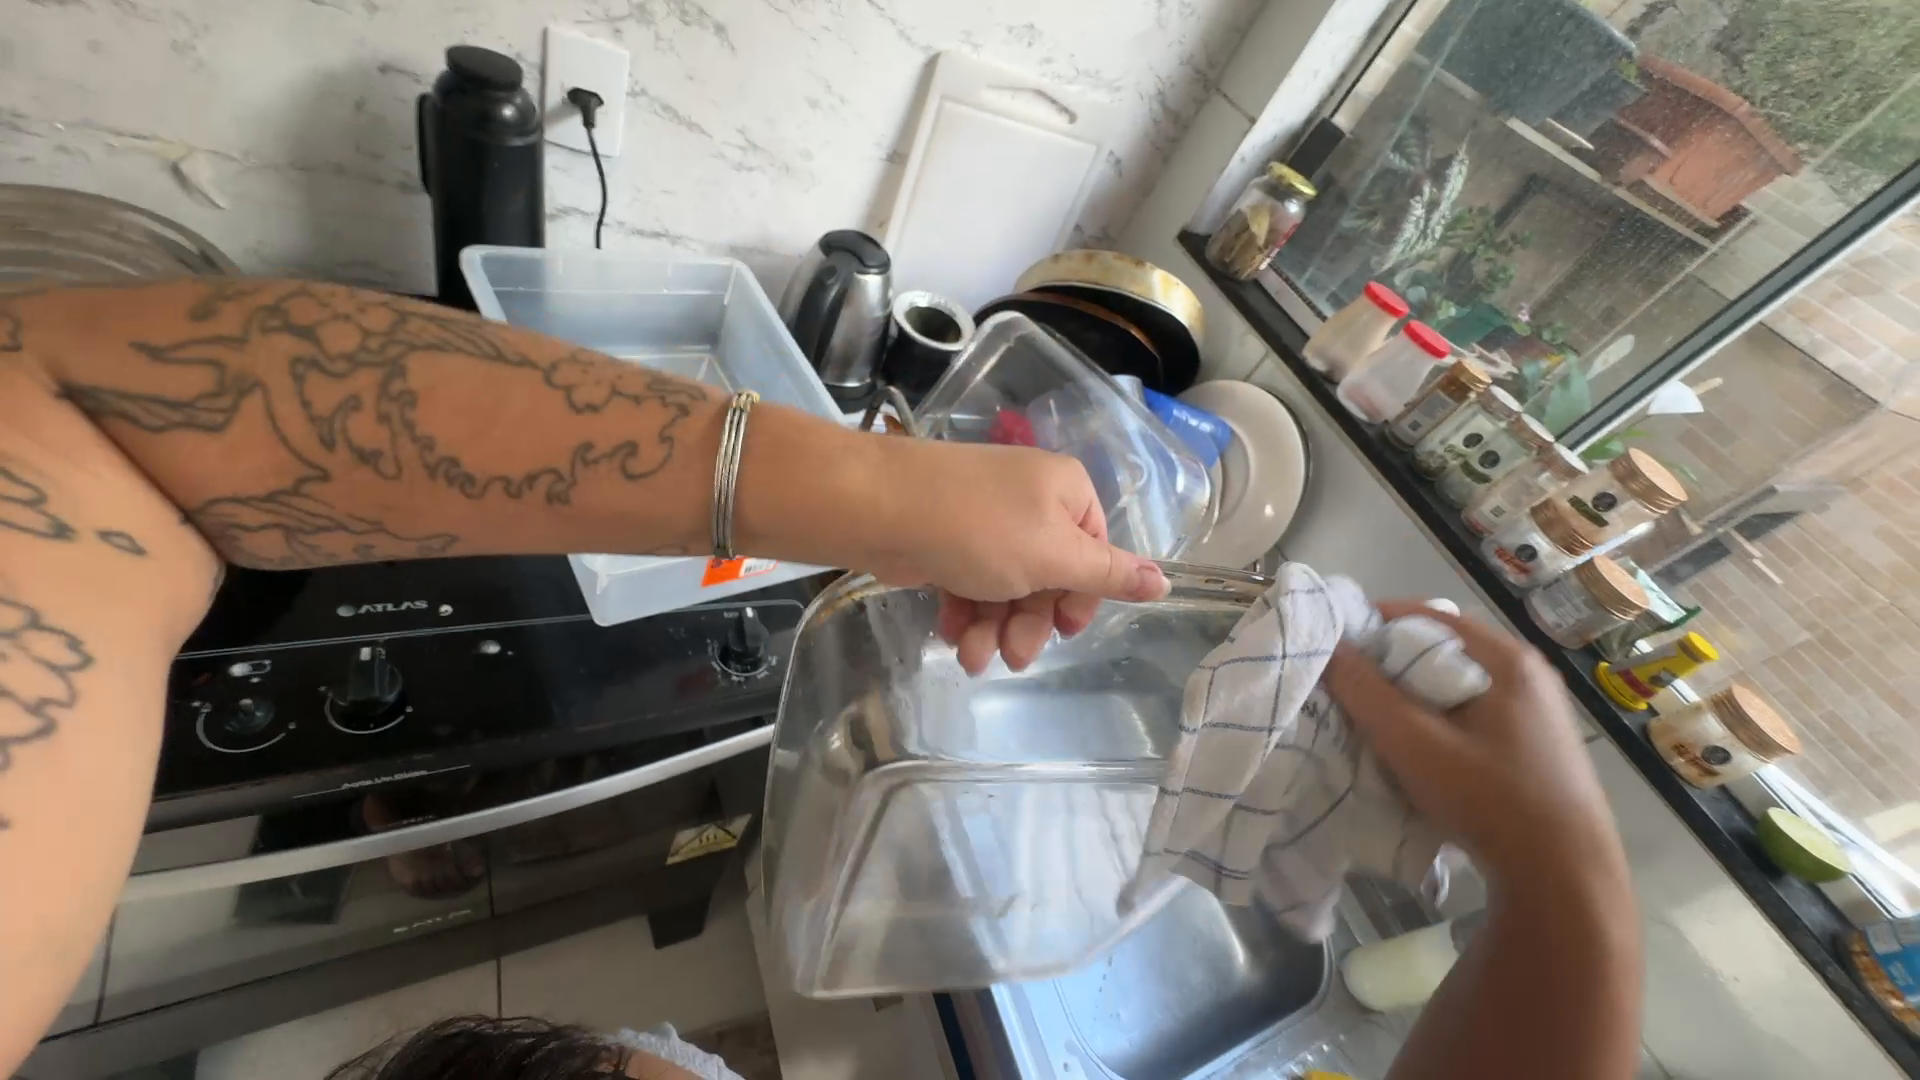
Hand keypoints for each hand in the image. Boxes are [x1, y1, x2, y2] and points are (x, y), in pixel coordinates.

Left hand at [861, 437, 1169, 673]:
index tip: (1064, 631)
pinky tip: (950, 633)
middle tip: (1012, 658)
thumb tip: (1166, 581)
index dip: (1080, 598)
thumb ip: (1109, 574)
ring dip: (993, 627)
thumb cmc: (979, 529)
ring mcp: (985, 520)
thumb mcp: (1054, 556)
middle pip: (1047, 576)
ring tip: (970, 658)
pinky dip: (964, 611)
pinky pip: (971, 581)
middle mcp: (1030, 500)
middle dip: (1028, 622)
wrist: (880, 508)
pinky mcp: (948, 539)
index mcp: (1066, 493)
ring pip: (1006, 586)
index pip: (1094, 553)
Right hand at [1322, 602, 1625, 889]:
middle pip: (1436, 647)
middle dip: (1387, 664)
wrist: (1566, 880)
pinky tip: (1418, 747)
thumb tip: (1328, 646)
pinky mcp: (1533, 740)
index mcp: (1505, 658)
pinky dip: (1434, 716)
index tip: (1333, 651)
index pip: (1421, 614)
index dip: (1369, 625)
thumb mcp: (1411, 741)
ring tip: (1375, 720)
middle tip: (1348, 689)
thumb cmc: (1488, 799)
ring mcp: (1535, 707)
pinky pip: (1468, 708)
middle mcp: (1525, 672)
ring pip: (1450, 681)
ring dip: (1408, 693)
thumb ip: (1364, 689)